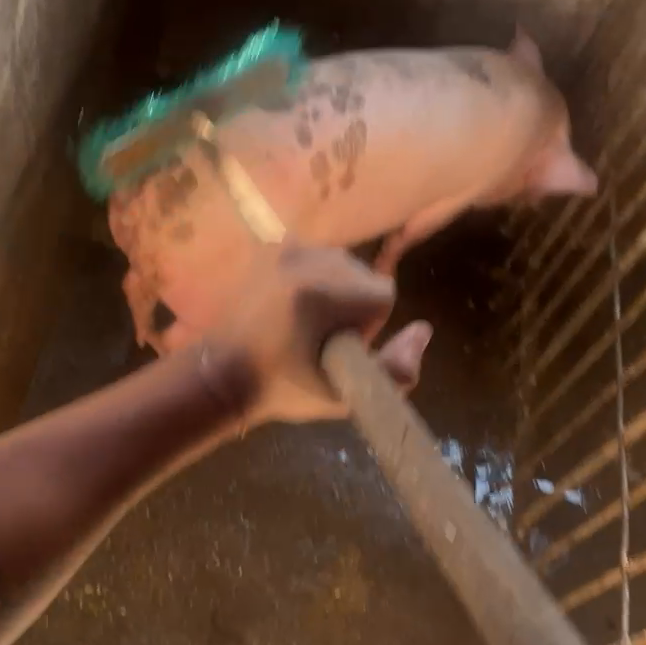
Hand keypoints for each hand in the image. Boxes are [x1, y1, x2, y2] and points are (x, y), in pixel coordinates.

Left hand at [202, 243, 432, 423]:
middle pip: (364, 276)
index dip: (366, 328)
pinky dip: (313, 280)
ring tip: (300, 325)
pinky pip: (316, 259)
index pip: (383, 295)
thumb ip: (396, 370)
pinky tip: (288, 307)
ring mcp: (285, 249)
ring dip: (334, 292)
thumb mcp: (343, 396)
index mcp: (322, 292)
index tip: (336, 349)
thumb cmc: (283, 389)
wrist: (222, 374)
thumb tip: (423, 330)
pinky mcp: (272, 248)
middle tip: (315, 340)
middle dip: (352, 307)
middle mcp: (306, 259)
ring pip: (342, 265)